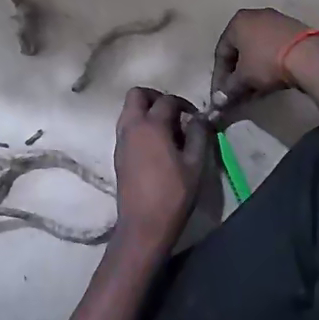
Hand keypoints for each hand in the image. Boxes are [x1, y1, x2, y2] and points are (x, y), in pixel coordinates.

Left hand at [113, 88, 208, 245]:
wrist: (144, 224)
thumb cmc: (173, 194)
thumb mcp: (195, 164)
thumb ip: (199, 135)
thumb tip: (200, 118)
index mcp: (151, 125)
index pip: (167, 100)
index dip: (184, 104)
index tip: (196, 117)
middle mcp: (131, 127)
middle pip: (137, 95)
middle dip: (156, 97)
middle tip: (175, 113)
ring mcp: (121, 141)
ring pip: (128, 111)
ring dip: (147, 111)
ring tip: (168, 131)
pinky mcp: (118, 155)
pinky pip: (127, 128)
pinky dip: (140, 127)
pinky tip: (157, 147)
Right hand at [210, 8, 318, 110]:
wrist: (309, 56)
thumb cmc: (267, 62)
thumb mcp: (244, 78)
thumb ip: (229, 88)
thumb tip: (221, 100)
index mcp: (238, 22)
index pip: (221, 52)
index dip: (219, 77)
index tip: (221, 95)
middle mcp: (256, 16)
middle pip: (240, 50)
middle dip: (237, 76)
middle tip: (237, 95)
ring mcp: (277, 21)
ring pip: (258, 51)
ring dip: (253, 73)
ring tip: (253, 93)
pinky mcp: (294, 30)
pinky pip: (274, 49)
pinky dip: (268, 65)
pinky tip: (270, 83)